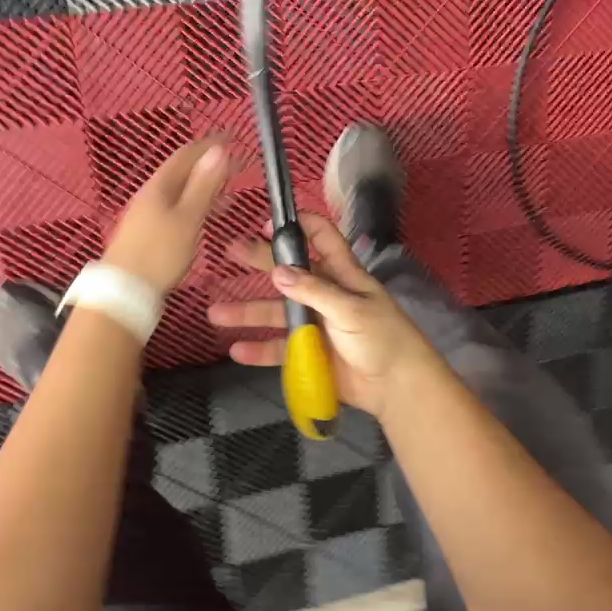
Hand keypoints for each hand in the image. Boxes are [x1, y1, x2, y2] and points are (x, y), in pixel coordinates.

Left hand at [98, 136, 229, 294]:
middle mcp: (151, 194)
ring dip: (204, 184)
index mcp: (160, 186)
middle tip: (236, 164)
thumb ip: (203, 185)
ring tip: (227, 188)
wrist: (123, 292)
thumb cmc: (159, 254)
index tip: (232, 137)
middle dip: (209, 164)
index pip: (186, 154)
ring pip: (180, 190)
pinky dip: (195, 203)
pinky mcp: (148, 231)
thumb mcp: (187, 219)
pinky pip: (177, 206)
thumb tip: (218, 150)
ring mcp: (147, 213)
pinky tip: (205, 214)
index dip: (210, 144)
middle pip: (182, 171)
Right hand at [209, 213, 437, 417]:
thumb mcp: (350, 308)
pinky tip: (236, 349)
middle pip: (288, 273)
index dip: (299, 226)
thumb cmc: (382, 337)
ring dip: (246, 312)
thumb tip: (277, 271)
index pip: (322, 238)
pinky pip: (278, 349)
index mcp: (342, 274)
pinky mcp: (309, 353)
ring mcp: (314, 324)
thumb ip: (313, 290)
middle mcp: (324, 294)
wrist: (396, 386)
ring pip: (275, 313)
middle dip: (259, 261)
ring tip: (215, 313)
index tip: (270, 224)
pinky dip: (257, 349)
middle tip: (230, 250)